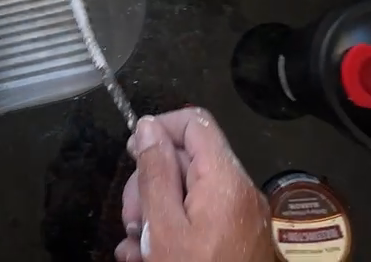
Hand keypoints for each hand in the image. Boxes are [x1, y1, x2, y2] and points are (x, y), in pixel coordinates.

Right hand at [117, 107, 272, 261]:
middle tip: (131, 218)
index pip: (194, 122)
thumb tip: (147, 126)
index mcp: (225, 178)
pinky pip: (200, 220)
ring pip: (188, 194)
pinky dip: (173, 230)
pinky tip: (146, 256)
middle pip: (187, 160)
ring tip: (133, 246)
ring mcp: (239, 219)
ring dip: (155, 212)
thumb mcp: (164, 228)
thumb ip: (154, 172)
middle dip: (150, 181)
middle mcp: (238, 191)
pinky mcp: (235, 243)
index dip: (159, 127)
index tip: (131, 153)